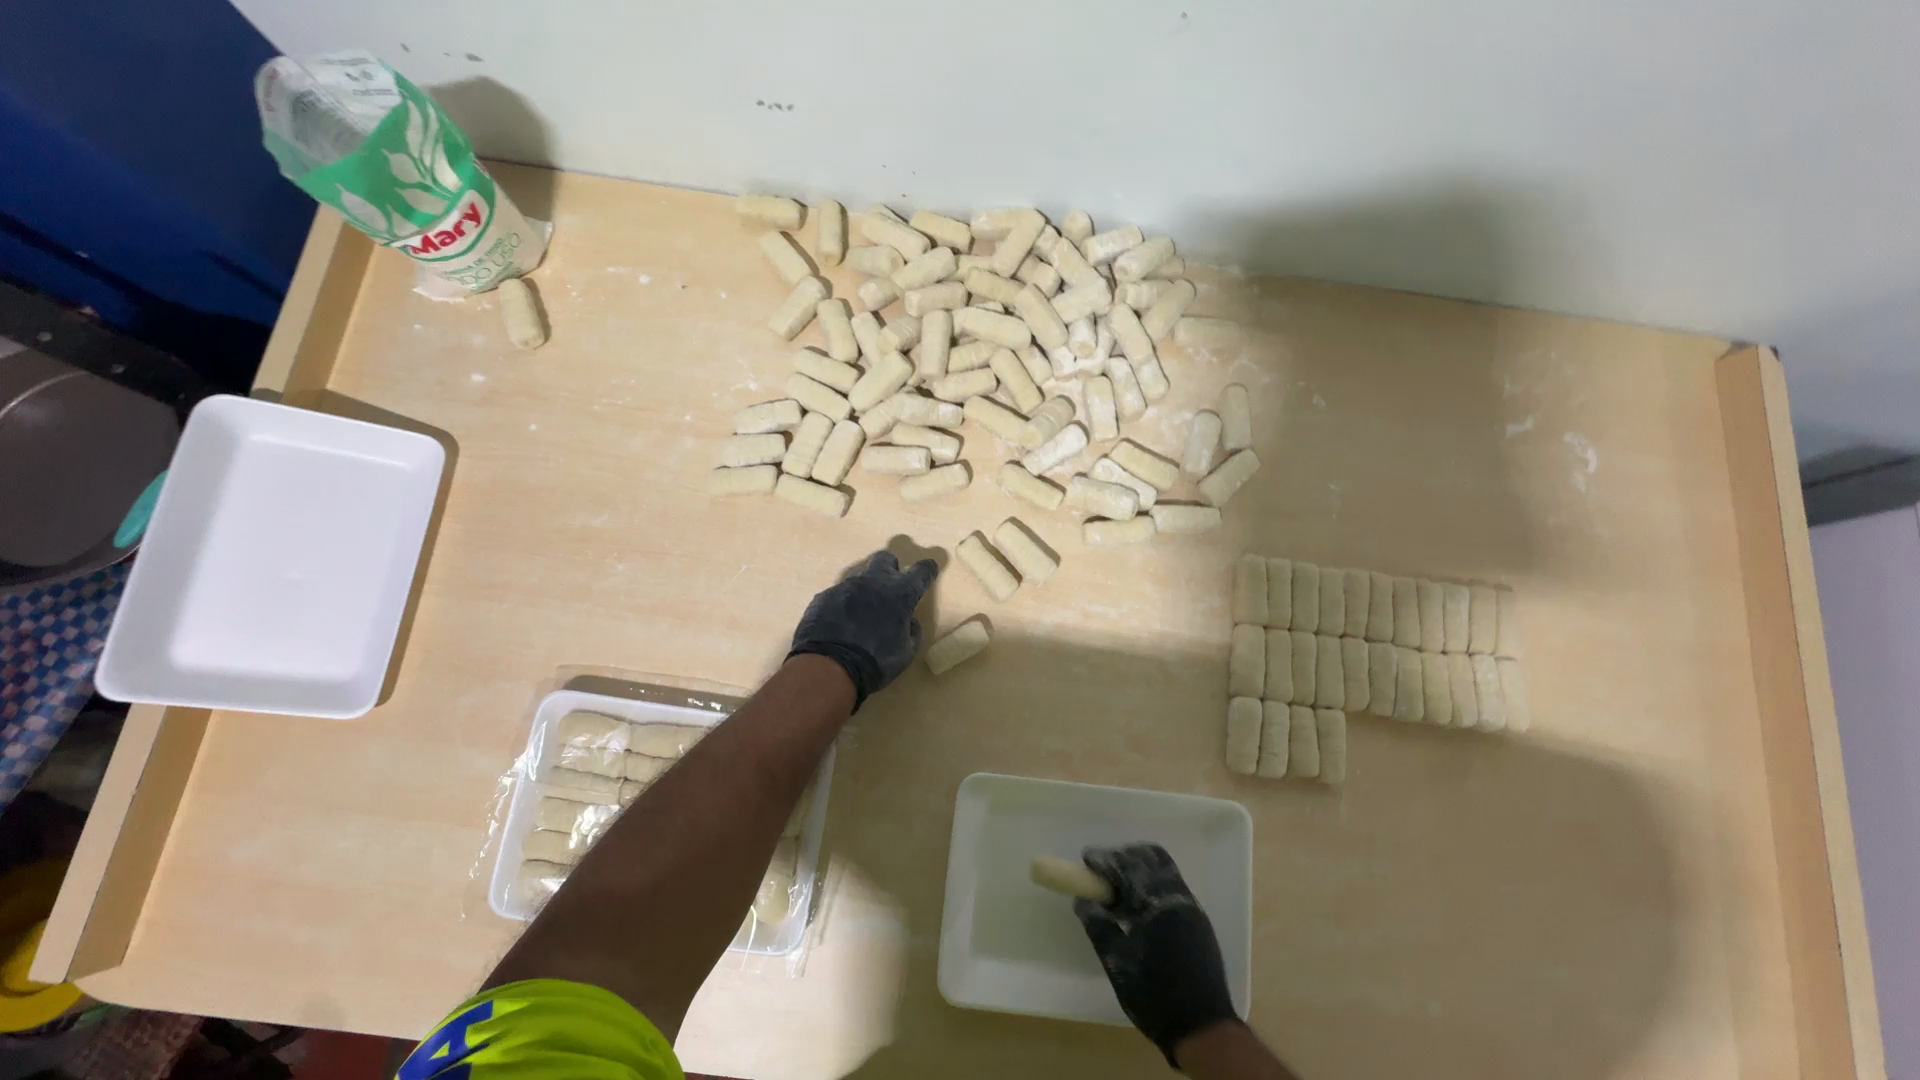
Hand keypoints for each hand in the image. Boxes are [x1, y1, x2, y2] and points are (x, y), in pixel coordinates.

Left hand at [787, 550, 937, 708]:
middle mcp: (874, 582)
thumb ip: (911, 631)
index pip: (921, 572)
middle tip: (890, 584)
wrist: (830, 666)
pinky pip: (839, 594)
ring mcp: (846, 586)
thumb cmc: (877, 661)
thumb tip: (908, 621)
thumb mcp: (906, 652)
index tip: (930, 568)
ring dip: (866, 588)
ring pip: (860, 576)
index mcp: (901, 594)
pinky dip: (844, 604)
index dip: (928, 569)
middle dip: (891, 567)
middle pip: (885, 559)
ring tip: (862, 611)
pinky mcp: (824, 596)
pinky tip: (840, 622)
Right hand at [1074, 843, 1239, 1067]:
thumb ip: (1099, 927)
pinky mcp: (1198, 920)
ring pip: (1165, 869)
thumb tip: (1083, 901)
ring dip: (1140, 869)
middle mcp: (1178, 897)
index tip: (1086, 860)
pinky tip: (1138, 907)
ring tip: (1118, 889)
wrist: (1203, 1028)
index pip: (1128, 866)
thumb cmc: (1155, 996)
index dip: (1105, 859)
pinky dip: (1152, 884)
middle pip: (1151, 857)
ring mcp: (1192, 907)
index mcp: (1157, 905)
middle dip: (1124, 857)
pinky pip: (1173, 886)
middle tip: (1102, 872)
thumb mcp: (1117, 964)